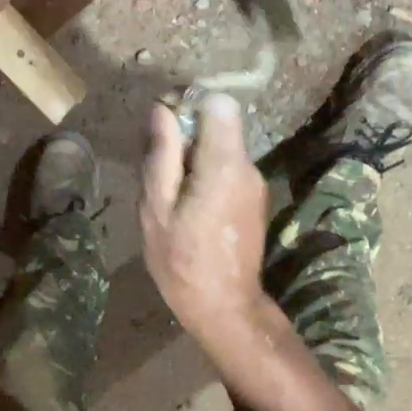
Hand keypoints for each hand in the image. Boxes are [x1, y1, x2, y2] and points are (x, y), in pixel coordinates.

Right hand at [140, 94, 269, 348]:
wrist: (225, 307)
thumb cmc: (182, 261)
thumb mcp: (156, 209)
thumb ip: (162, 156)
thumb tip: (162, 110)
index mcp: (225, 165)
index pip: (220, 103)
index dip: (190, 105)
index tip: (165, 127)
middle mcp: (247, 166)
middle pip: (219, 124)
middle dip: (186, 135)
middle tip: (158, 168)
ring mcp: (255, 182)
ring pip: (221, 146)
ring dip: (192, 158)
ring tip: (169, 194)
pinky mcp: (254, 197)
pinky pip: (226, 168)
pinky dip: (204, 175)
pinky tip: (187, 207)